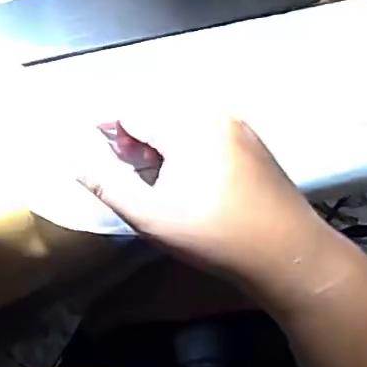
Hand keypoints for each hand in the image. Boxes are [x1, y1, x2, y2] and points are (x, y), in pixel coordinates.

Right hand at [79, 112, 353, 307]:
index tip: (92, 141)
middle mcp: (215, 116)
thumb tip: (77, 164)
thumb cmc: (214, 236)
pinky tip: (180, 176)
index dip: (108, 126)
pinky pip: (205, 133)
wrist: (289, 255)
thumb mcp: (150, 216)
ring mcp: (238, 128)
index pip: (134, 111)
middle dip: (133, 134)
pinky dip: (183, 146)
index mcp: (188, 126)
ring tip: (147, 173)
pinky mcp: (252, 145)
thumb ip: (108, 187)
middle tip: (119, 162)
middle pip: (158, 113)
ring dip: (158, 142)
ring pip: (182, 123)